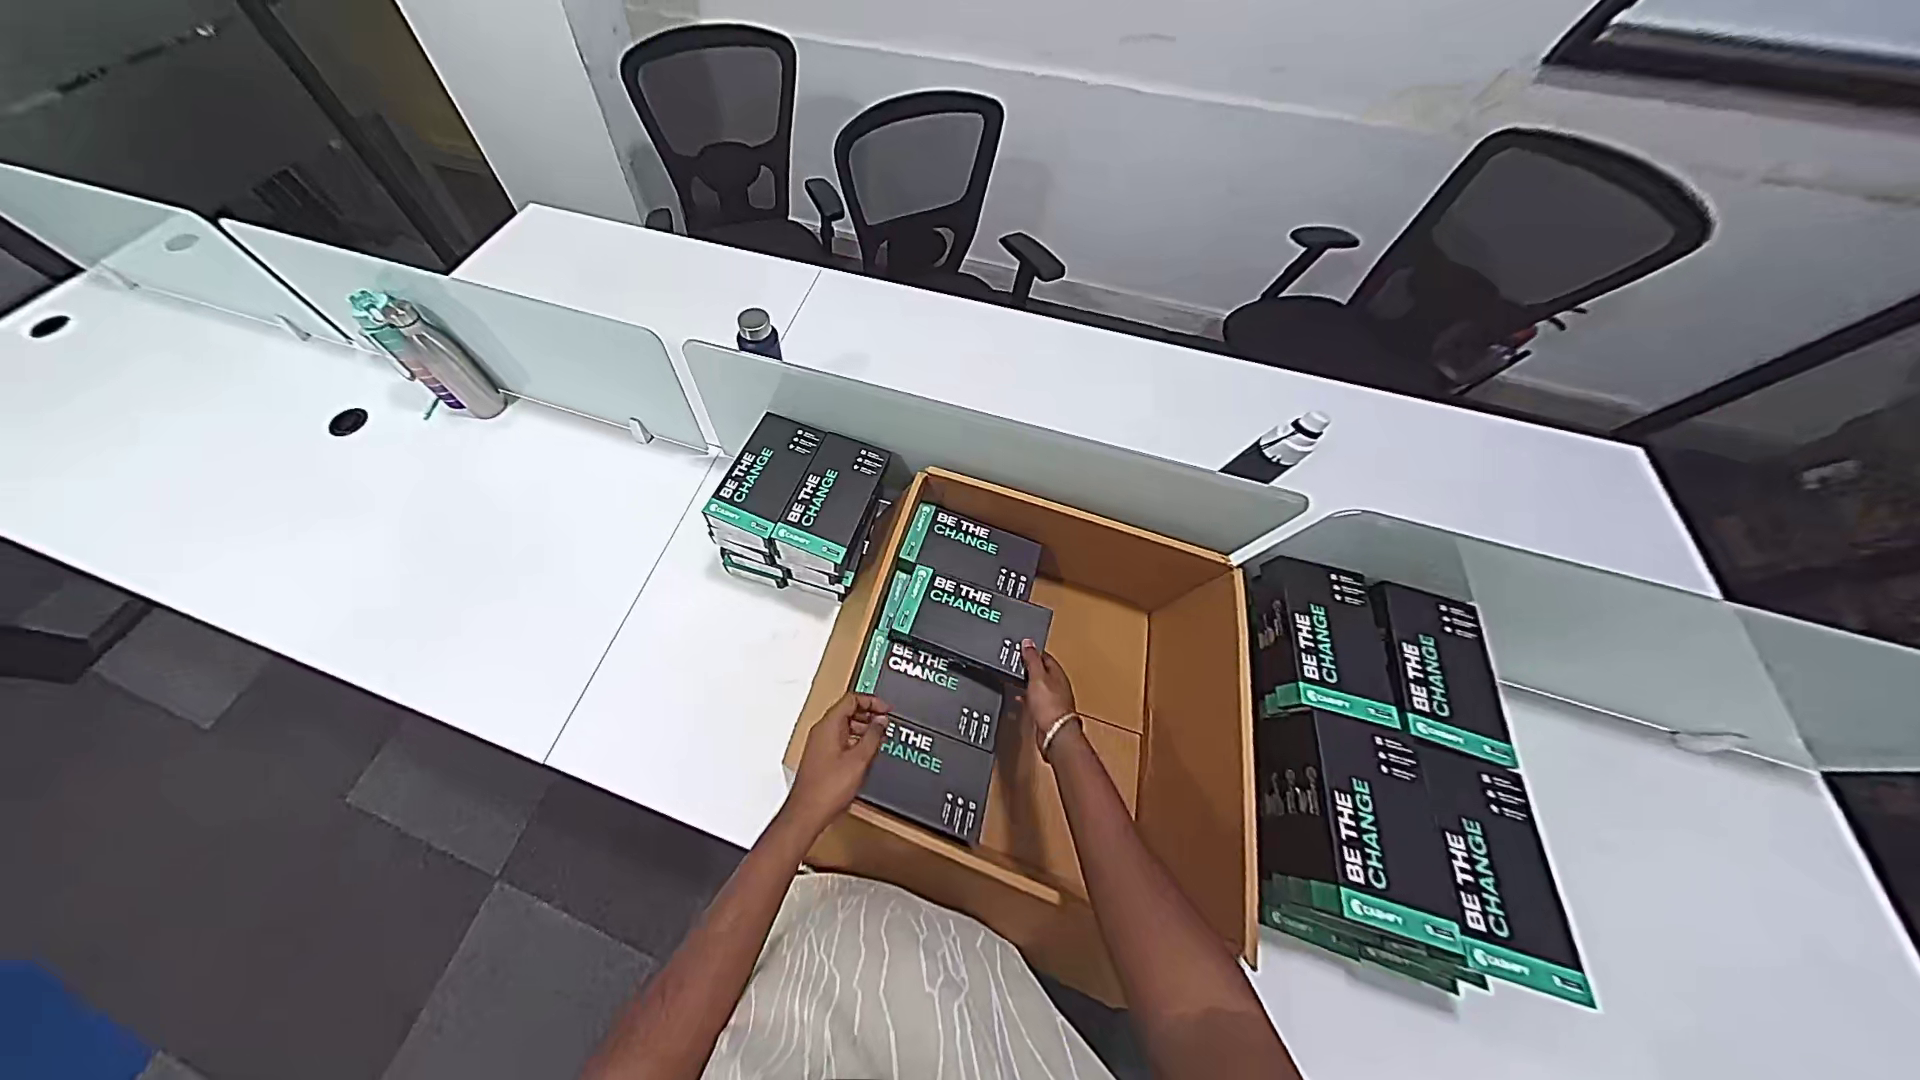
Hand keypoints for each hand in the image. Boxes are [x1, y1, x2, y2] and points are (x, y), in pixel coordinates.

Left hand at [785, 692, 890, 833]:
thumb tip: (881, 721)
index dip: (872, 701)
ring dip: (863, 728)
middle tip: (885, 722)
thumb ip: (873, 736)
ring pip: (845, 725)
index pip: (851, 699)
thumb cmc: (827, 788)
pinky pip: (841, 739)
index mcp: (828, 725)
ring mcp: (820, 744)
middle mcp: (821, 731)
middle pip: (848, 711)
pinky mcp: (821, 757)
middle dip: (869, 714)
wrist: (808, 812)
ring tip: (879, 737)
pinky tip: (866, 752)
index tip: (886, 709)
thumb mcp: (859, 759)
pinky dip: (855, 740)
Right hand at [1016, 640, 1078, 754]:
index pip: (1045, 656)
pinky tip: (1021, 698)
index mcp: (1057, 673)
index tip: (1022, 648)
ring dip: (1028, 682)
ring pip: (1038, 685)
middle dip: (1030, 666)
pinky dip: (1027, 696)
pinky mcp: (1046, 712)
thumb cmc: (1050, 705)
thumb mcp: (1037, 677)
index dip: (1033, 651)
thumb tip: (1028, 642)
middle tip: (1016, 662)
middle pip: (1042, 671)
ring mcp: (1052, 699)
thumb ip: (1032, 659)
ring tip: (1015, 678)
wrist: (1054, 733)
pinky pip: (1036, 699)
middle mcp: (1057, 685)